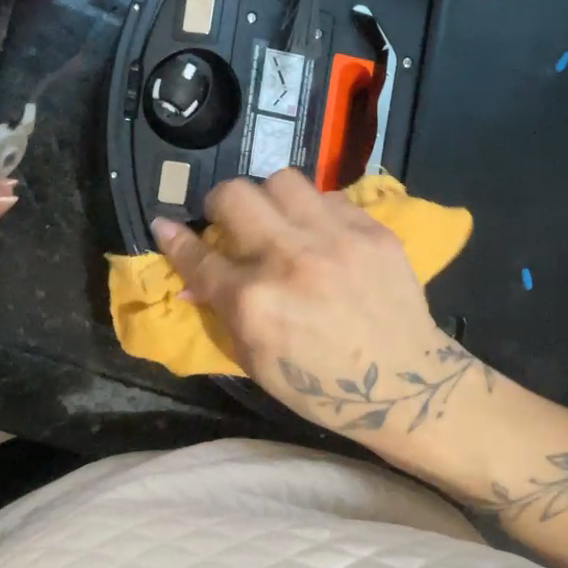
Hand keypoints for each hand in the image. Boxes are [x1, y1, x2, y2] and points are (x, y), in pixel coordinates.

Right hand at [151, 169, 458, 448]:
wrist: (403, 384)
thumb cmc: (319, 387)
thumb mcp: (255, 362)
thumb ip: (223, 315)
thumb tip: (193, 284)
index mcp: (254, 302)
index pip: (199, 256)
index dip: (175, 239)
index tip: (164, 225)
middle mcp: (289, 259)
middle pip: (235, 195)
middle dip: (219, 204)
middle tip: (227, 222)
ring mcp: (335, 238)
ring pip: (282, 181)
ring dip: (268, 199)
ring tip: (276, 221)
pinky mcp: (373, 230)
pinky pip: (328, 196)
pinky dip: (313, 211)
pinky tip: (319, 235)